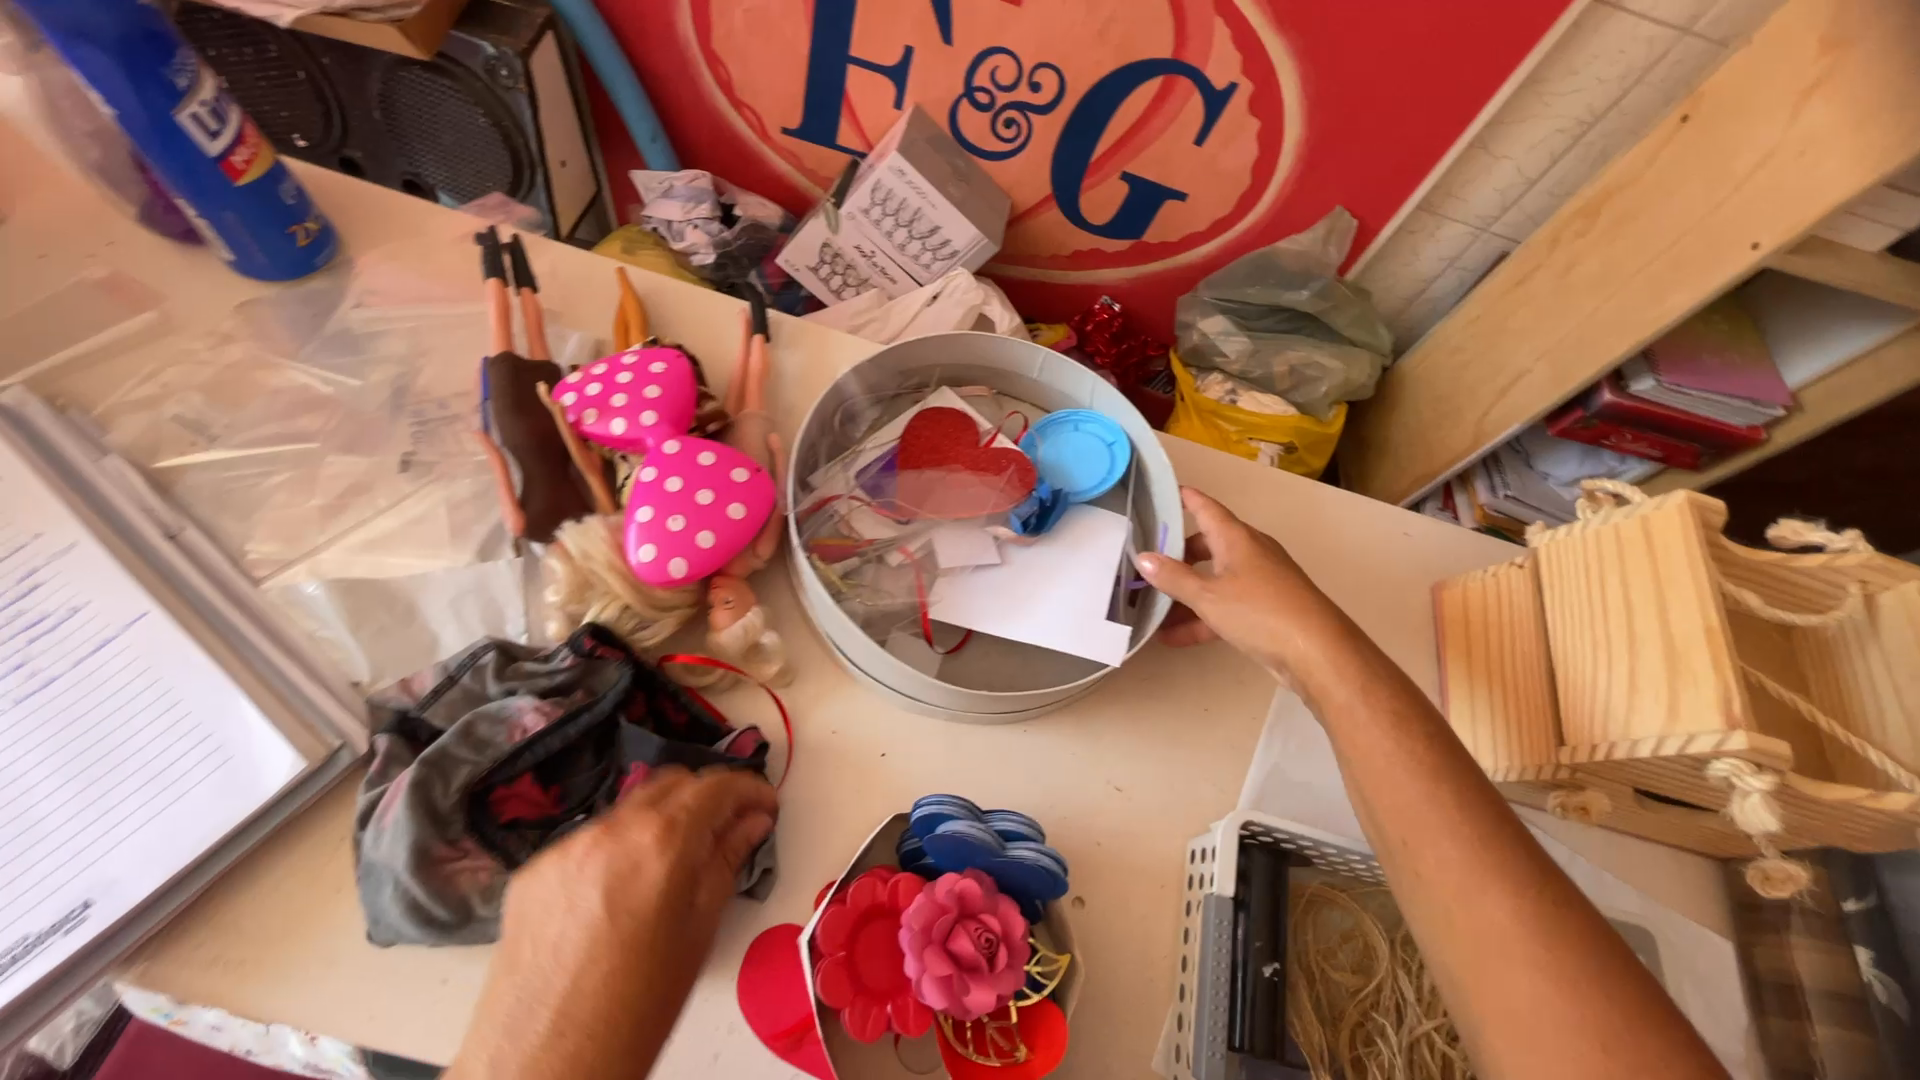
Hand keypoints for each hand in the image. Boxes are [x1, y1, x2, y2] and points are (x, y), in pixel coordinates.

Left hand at [447, 766, 777, 1079]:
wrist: (544, 1067)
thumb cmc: (640, 1007)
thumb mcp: (700, 929)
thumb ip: (727, 860)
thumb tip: (753, 821)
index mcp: (661, 842)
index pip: (716, 785)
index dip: (749, 788)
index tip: (765, 804)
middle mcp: (610, 829)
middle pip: (670, 783)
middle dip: (706, 796)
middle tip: (729, 827)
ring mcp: (564, 847)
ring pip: (628, 809)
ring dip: (661, 820)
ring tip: (675, 863)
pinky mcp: (532, 872)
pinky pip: (588, 841)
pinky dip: (618, 849)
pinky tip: (623, 892)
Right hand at [1134, 487, 1346, 692]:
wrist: (1316, 651)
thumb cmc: (1259, 611)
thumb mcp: (1208, 595)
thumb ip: (1173, 578)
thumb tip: (1143, 557)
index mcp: (1237, 538)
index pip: (1207, 508)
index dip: (1186, 499)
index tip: (1167, 492)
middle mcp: (1250, 553)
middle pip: (1207, 546)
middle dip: (1177, 557)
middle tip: (1147, 565)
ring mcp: (1259, 582)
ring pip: (1214, 580)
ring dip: (1185, 595)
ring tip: (1152, 611)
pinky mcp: (1265, 610)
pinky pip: (1225, 606)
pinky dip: (1202, 618)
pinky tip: (1173, 638)